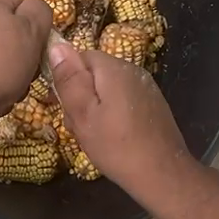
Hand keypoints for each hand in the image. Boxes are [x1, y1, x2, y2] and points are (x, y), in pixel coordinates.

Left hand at [0, 0, 53, 132]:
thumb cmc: (3, 60)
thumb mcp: (31, 28)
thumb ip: (40, 12)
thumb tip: (38, 12)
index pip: (25, 6)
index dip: (39, 24)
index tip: (44, 43)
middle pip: (18, 36)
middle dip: (30, 55)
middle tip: (33, 68)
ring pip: (11, 60)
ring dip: (20, 75)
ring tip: (18, 86)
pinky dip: (6, 87)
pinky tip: (6, 97)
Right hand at [48, 35, 195, 192]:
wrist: (161, 174)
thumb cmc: (116, 146)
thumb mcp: (83, 114)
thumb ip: (69, 80)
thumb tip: (56, 45)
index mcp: (114, 68)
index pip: (79, 56)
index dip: (65, 78)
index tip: (60, 105)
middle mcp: (132, 71)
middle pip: (94, 73)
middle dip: (80, 95)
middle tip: (77, 126)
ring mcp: (145, 88)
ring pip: (107, 89)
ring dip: (94, 108)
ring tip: (93, 135)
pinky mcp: (152, 105)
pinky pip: (122, 101)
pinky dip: (111, 115)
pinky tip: (111, 137)